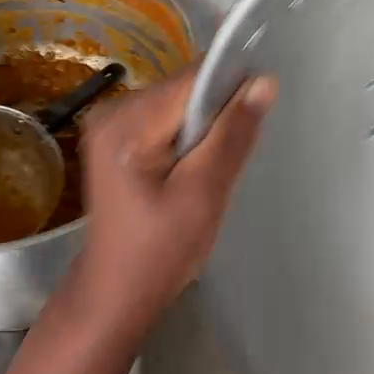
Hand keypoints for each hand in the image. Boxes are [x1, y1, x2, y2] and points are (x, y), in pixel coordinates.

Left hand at [66, 65, 277, 336]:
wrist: (116, 292)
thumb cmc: (159, 252)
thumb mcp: (204, 194)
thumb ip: (232, 135)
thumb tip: (263, 82)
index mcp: (126, 123)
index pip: (192, 80)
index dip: (229, 91)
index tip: (253, 120)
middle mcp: (112, 111)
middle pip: (184, 90)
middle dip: (214, 119)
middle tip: (218, 168)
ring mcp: (110, 123)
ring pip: (179, 105)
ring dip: (202, 132)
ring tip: (202, 176)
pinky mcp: (116, 137)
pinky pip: (167, 120)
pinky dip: (186, 141)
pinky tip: (185, 175)